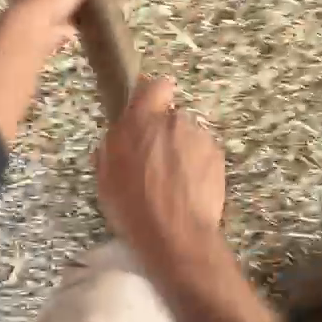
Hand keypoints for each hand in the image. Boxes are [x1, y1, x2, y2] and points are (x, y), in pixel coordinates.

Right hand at [97, 76, 280, 321]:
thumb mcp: (105, 178)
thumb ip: (112, 148)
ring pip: (186, 135)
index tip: (142, 113)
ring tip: (170, 182)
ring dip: (179, 150)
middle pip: (169, 116)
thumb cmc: (132, 206)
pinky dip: (195, 166)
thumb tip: (117, 140)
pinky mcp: (217, 156)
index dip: (149, 96)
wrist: (176, 235)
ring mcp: (199, 138)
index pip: (153, 85)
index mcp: (140, 121)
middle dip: (161, 132)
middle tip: (150, 161)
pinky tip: (186, 189)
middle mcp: (172, 121)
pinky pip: (201, 153)